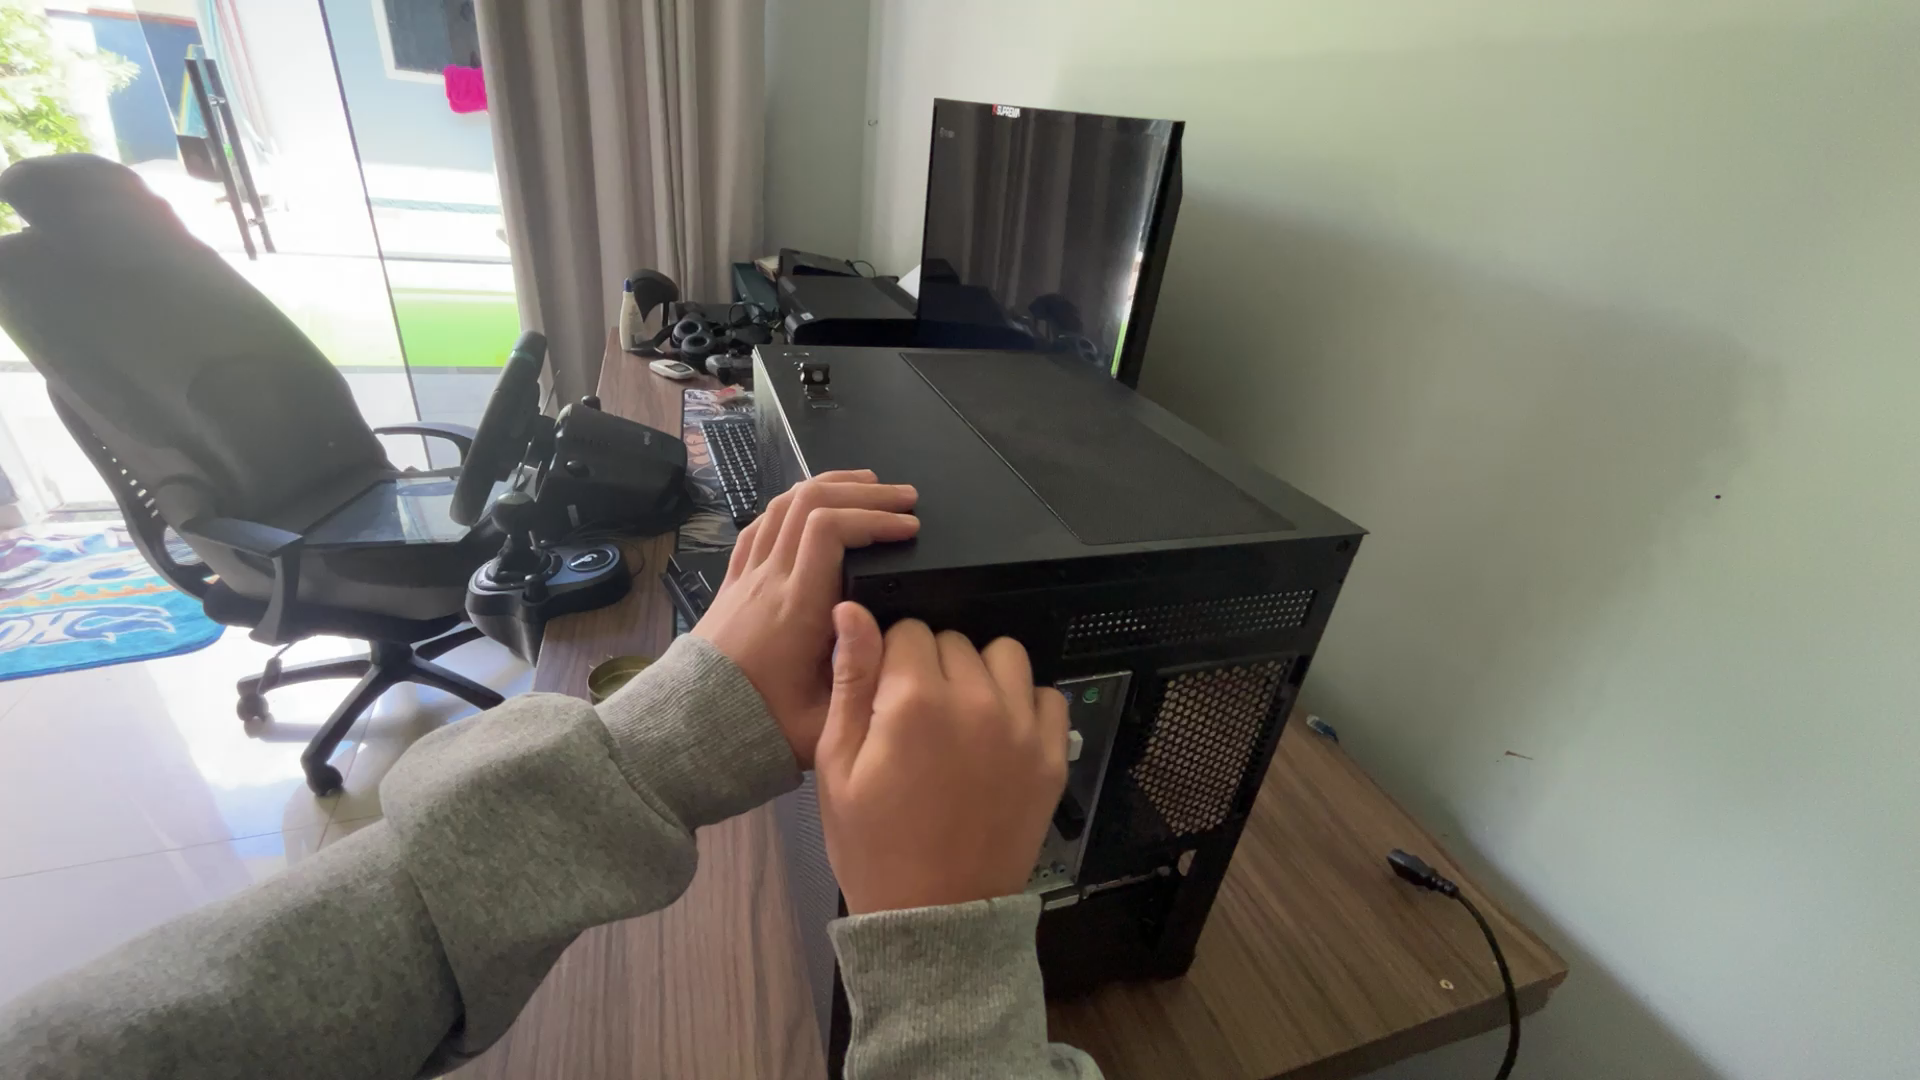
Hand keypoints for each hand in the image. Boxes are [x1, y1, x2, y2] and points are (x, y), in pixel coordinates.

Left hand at [691, 471, 917, 766]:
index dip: (875, 517)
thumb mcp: (827, 721)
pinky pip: (761, 522)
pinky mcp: (733, 579)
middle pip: (810, 501)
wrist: (692, 731)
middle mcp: (769, 578)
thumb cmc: (763, 727)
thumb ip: (865, 681)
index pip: (830, 530)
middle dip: (864, 491)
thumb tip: (895, 639)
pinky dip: (794, 503)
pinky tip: (815, 506)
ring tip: (869, 486)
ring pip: (783, 503)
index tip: (910, 528)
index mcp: (795, 607)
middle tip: (904, 499)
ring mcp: (746, 574)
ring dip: (831, 486)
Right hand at [815, 609, 1068, 913]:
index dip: (891, 657)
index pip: (909, 630)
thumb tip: (851, 611)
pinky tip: (1001, 732)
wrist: (934, 916)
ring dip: (981, 673)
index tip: (887, 693)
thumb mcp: (838, 764)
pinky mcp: (1052, 755)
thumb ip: (851, 679)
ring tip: (963, 714)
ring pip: (1005, 654)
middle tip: (919, 715)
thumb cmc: (873, 843)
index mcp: (916, 700)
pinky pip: (1047, 695)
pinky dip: (1025, 702)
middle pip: (954, 639)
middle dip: (931, 665)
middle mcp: (977, 701)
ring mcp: (1022, 727)